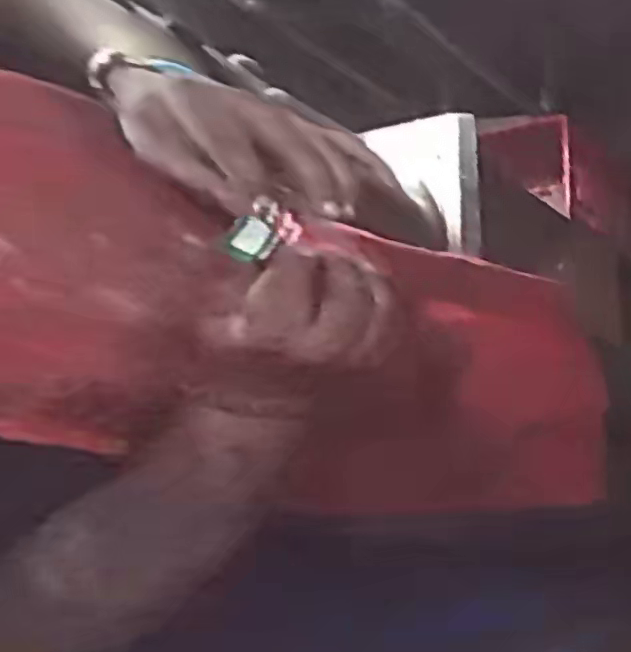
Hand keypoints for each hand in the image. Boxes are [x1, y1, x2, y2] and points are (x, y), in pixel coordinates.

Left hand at [108, 66, 407, 218]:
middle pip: (296, 148)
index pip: (234, 149)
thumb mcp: (155, 147)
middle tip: (325, 219)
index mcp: (202, 107)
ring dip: (342, 182)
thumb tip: (245, 207)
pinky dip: (375, 167)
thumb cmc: (160, 124)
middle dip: (313, 185)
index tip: (267, 216)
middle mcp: (253, 108)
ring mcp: (288, 115)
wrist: (161, 83)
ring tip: (345, 213)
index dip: (251, 183)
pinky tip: (391, 190)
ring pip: (327, 149)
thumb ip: (196, 175)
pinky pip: (351, 144)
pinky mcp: (310, 124)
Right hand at [196, 247, 395, 415]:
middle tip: (325, 252)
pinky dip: (389, 301)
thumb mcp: (212, 321)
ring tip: (352, 265)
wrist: (268, 414)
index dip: (292, 252)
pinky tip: (375, 289)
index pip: (294, 272)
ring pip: (381, 302)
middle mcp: (326, 344)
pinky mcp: (384, 365)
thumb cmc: (227, 366)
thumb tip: (256, 237)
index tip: (287, 246)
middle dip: (335, 261)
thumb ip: (235, 276)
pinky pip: (397, 324)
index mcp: (273, 331)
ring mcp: (362, 356)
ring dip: (369, 276)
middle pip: (346, 285)